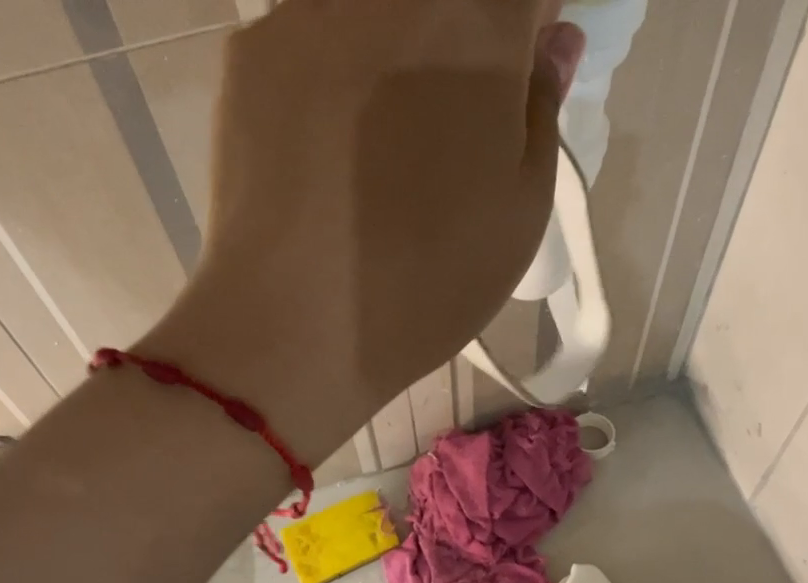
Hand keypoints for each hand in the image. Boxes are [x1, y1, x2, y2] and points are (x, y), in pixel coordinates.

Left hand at [136, 0, 585, 462]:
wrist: (293, 325)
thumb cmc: (428, 284)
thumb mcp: (520, 213)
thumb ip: (542, 110)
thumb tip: (554, 40)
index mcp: (482, 32)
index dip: (524, 29)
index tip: (515, 69)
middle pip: (443, 0)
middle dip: (458, 39)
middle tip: (444, 116)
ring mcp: (315, 14)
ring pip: (370, 12)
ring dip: (389, 47)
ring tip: (380, 131)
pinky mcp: (252, 49)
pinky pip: (309, 31)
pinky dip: (327, 65)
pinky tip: (319, 139)